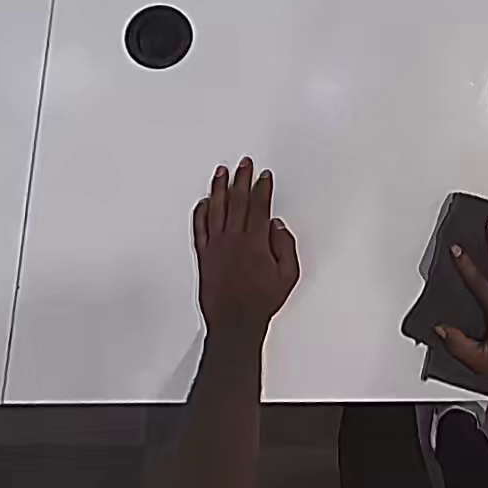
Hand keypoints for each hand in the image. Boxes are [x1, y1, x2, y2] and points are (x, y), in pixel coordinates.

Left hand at [192, 158, 300, 347]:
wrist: (234, 323)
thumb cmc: (259, 302)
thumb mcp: (288, 275)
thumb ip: (285, 246)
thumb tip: (277, 227)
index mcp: (255, 242)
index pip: (259, 206)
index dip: (262, 187)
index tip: (264, 176)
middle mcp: (233, 240)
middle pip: (238, 200)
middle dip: (242, 178)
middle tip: (244, 164)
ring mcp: (216, 246)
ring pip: (216, 208)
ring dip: (220, 187)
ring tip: (222, 172)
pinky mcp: (203, 255)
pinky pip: (200, 227)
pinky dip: (201, 212)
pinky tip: (204, 201)